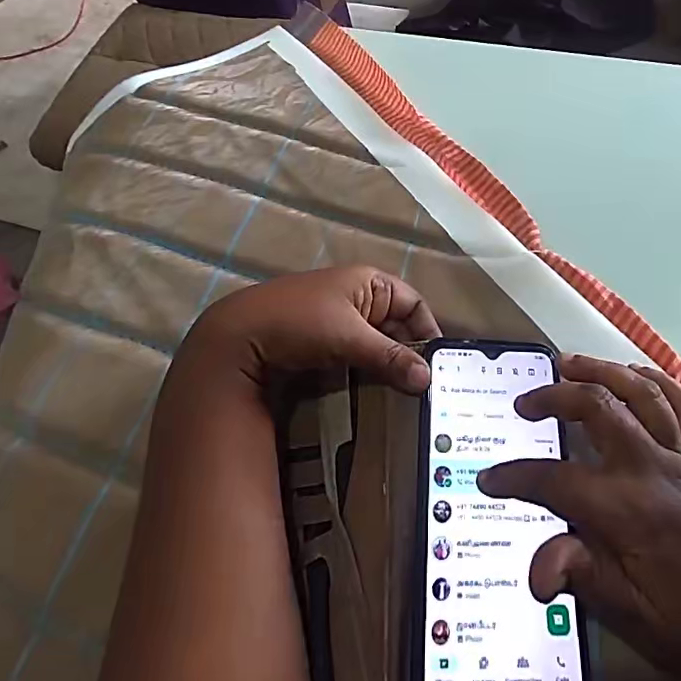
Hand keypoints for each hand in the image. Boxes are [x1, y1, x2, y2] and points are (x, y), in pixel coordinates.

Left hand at [182, 266, 440, 394]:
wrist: (240, 334)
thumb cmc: (300, 321)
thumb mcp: (349, 337)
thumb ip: (390, 357)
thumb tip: (427, 379)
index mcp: (368, 283)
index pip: (413, 303)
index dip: (428, 330)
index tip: (439, 365)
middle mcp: (358, 297)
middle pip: (398, 326)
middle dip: (411, 354)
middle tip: (427, 389)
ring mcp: (340, 320)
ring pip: (379, 344)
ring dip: (390, 366)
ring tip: (406, 397)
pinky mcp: (325, 343)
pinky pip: (359, 355)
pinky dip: (369, 371)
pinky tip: (377, 393)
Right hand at [479, 356, 680, 680]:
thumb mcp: (638, 621)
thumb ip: (585, 580)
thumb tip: (537, 567)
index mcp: (631, 511)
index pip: (556, 481)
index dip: (514, 478)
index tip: (489, 481)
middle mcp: (654, 470)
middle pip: (596, 408)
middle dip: (553, 397)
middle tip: (524, 405)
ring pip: (637, 392)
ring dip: (598, 370)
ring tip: (566, 364)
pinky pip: (680, 406)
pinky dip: (653, 382)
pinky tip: (631, 374)